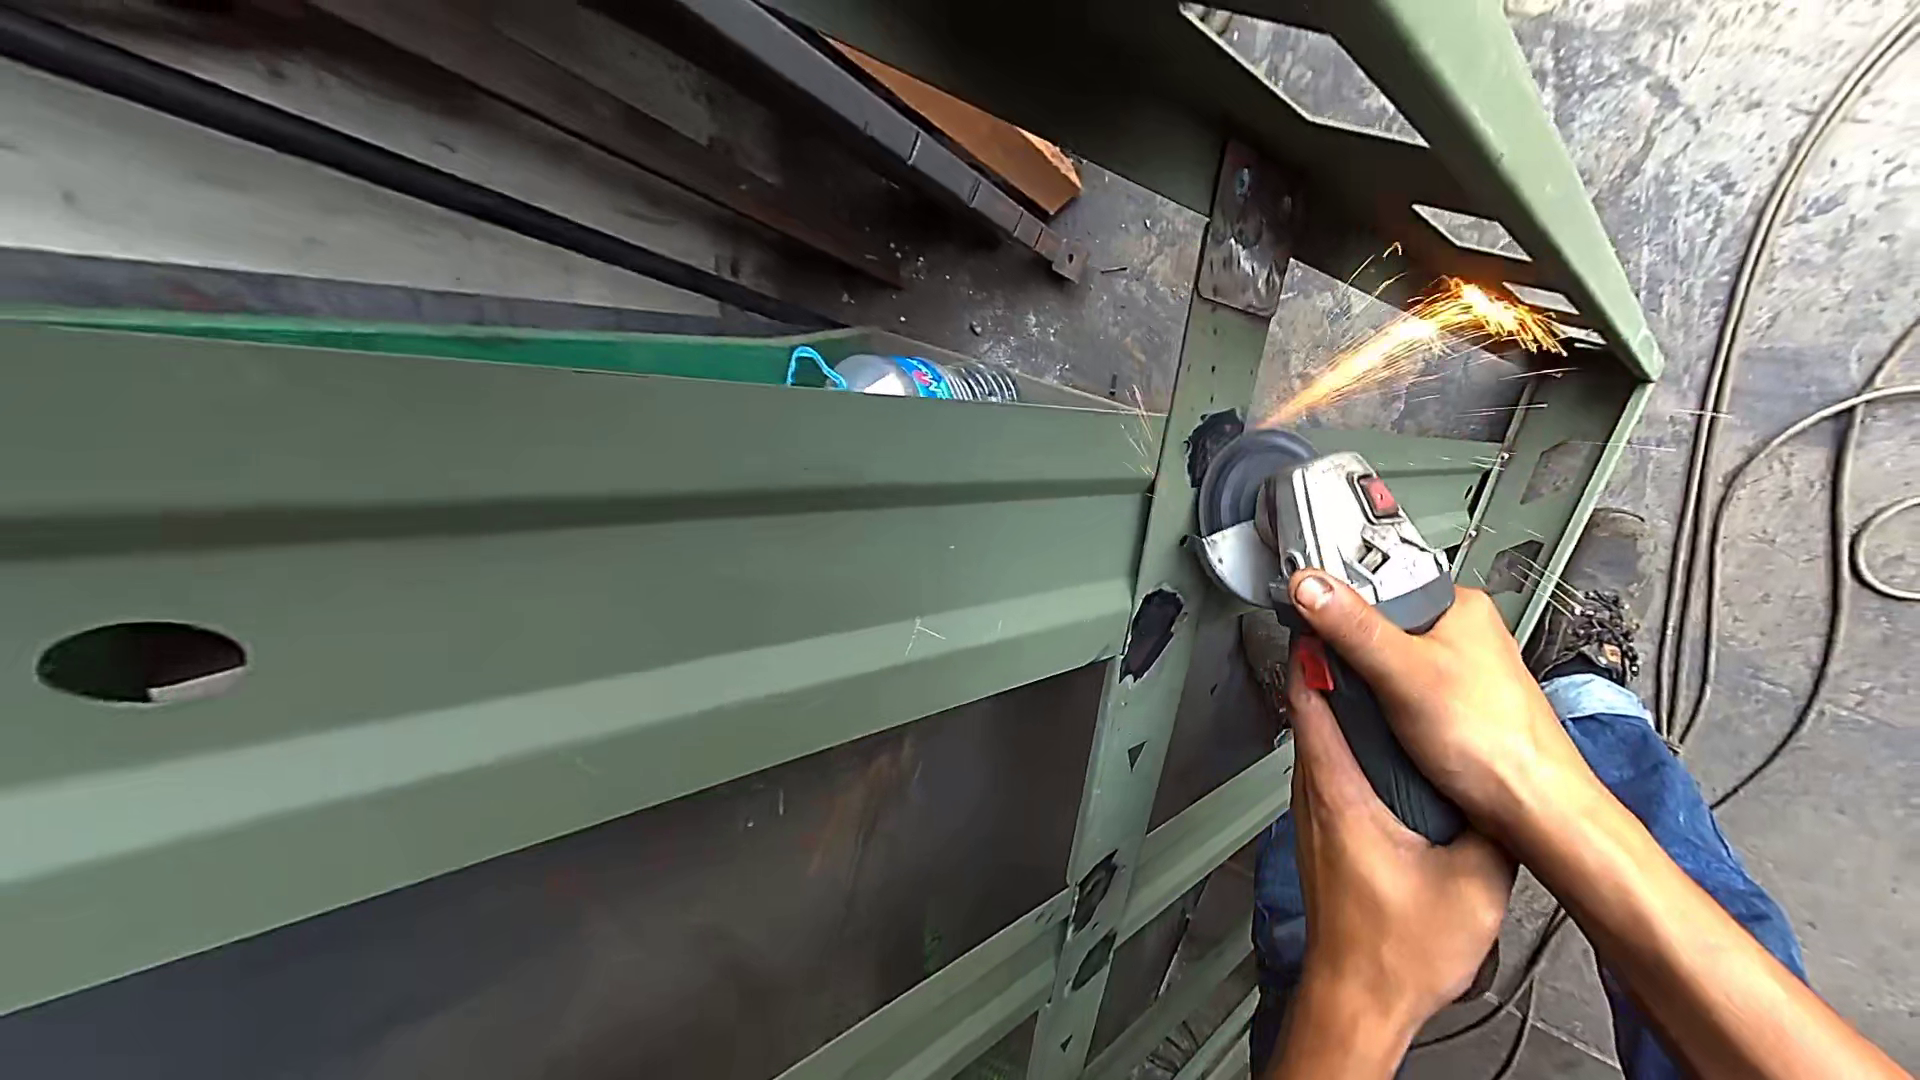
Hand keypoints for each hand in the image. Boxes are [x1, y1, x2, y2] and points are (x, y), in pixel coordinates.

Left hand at [1283, 637, 1515, 1039]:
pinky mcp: (1317, 825)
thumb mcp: (1473, 883)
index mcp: (1338, 791)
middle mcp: (1313, 792)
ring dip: (1334, 709)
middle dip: (1328, 677)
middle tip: (1360, 646)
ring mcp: (1310, 808)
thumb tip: (1503, 792)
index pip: (1310, 709)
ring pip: (1313, 740)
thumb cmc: (1401, 942)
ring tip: (1372, 685)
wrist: (1361, 987)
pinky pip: (1321, 766)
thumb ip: (1490, 829)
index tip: (1326, 631)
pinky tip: (1373, 747)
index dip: (1314, 664)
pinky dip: (1338, 742)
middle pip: (1308, 716)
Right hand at [1285, 571, 1600, 840]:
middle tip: (1323, 659)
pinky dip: (1369, 691)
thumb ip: (1352, 626)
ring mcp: (1447, 666)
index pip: (1374, 578)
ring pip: (1376, 650)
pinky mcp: (1439, 697)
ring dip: (1353, 668)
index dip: (1333, 594)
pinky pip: (1386, 679)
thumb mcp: (1404, 672)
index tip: (1300, 608)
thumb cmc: (1499, 746)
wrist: (1533, 814)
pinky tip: (1368, 707)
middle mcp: (1454, 631)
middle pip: (1370, 615)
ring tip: (1348, 686)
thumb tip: (1309, 585)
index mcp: (1456, 607)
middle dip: (1339, 638)